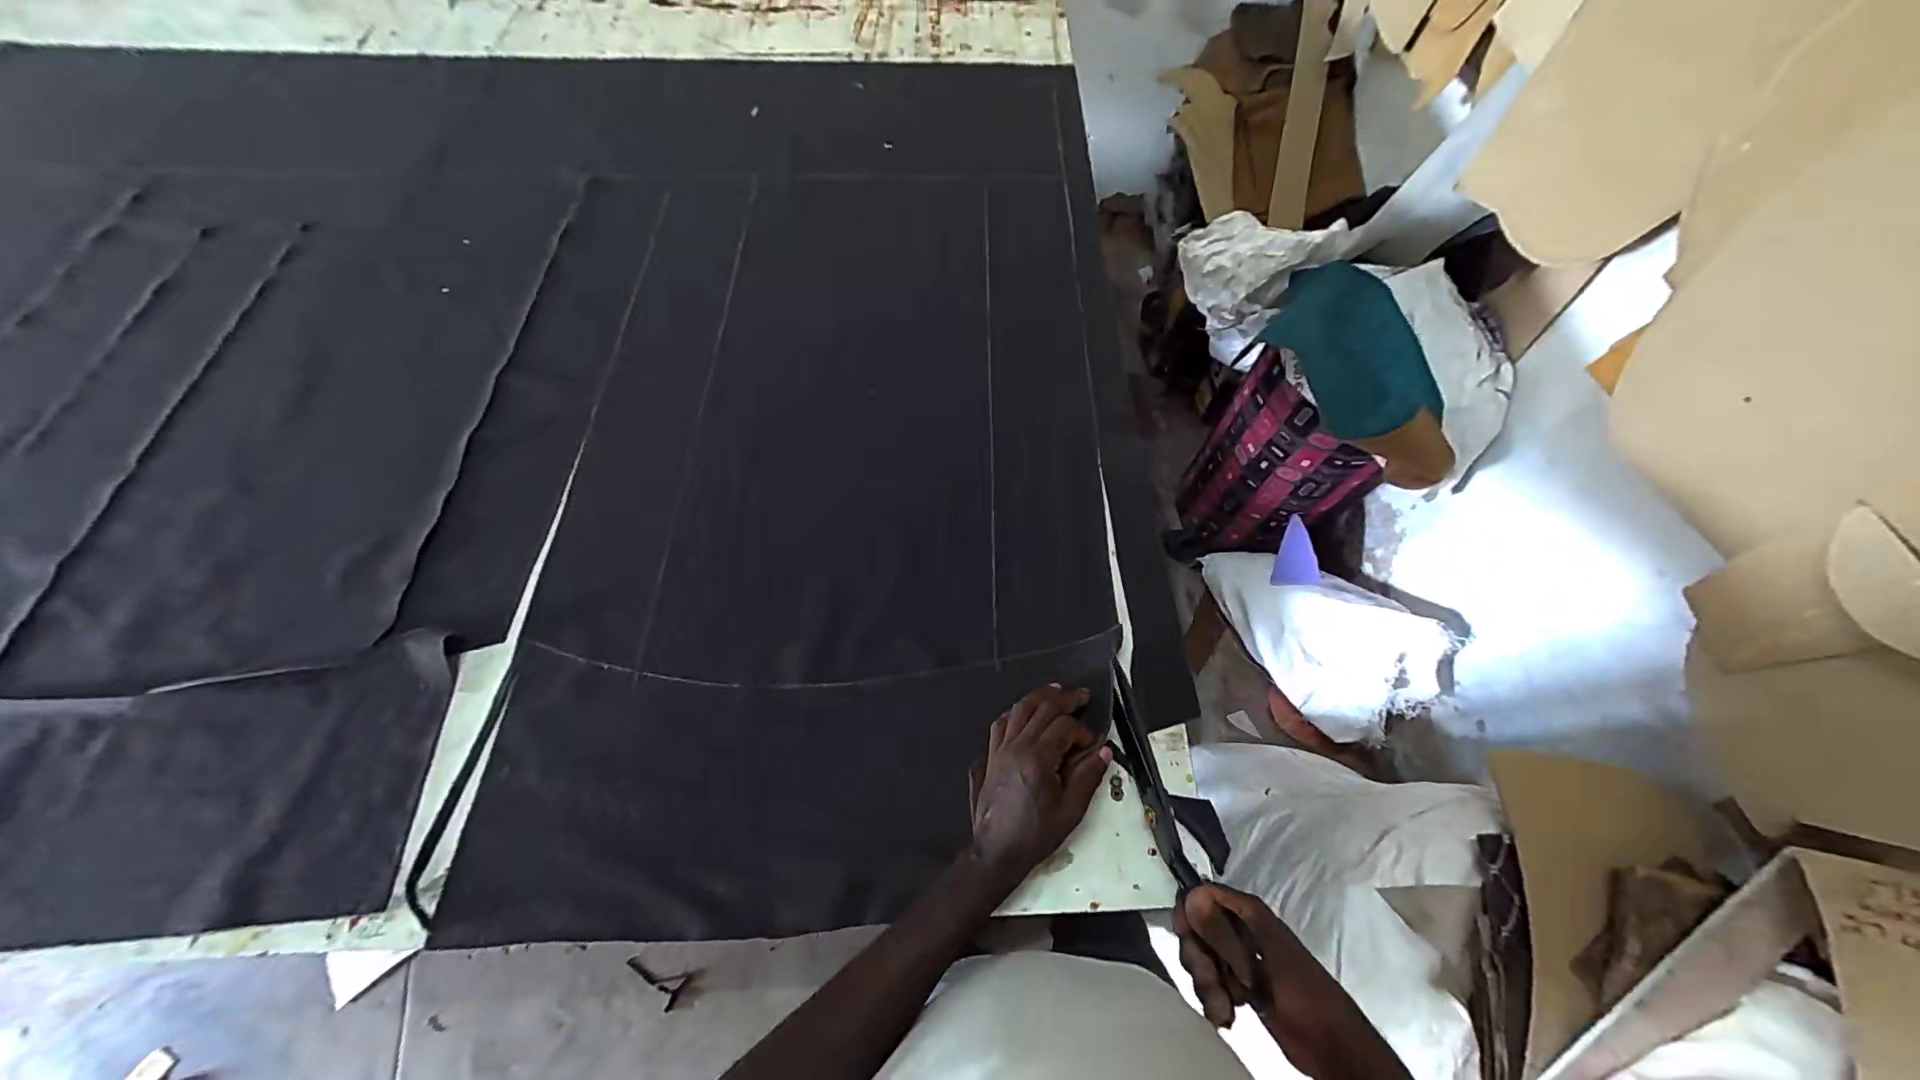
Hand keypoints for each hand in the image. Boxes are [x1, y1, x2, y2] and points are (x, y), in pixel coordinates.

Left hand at [968, 684, 1110, 882]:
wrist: (998, 851)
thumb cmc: (1034, 834)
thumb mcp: (1071, 810)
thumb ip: (1088, 776)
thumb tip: (1103, 752)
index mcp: (1037, 759)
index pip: (1064, 727)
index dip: (1082, 730)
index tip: (1091, 742)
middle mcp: (1016, 748)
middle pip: (1041, 709)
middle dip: (1065, 699)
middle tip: (1081, 696)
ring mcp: (1000, 750)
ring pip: (1018, 711)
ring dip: (1038, 697)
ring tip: (1053, 691)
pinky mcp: (990, 757)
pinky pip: (999, 724)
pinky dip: (1013, 713)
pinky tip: (1021, 712)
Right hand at [1175, 883, 1296, 1027]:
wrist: (1333, 1048)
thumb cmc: (1303, 999)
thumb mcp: (1260, 966)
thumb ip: (1222, 933)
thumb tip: (1190, 899)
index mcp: (1249, 913)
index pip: (1202, 895)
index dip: (1190, 915)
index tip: (1191, 942)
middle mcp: (1241, 930)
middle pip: (1196, 930)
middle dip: (1200, 961)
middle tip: (1216, 983)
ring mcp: (1240, 958)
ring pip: (1201, 959)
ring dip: (1207, 986)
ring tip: (1226, 1009)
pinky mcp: (1240, 984)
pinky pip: (1211, 982)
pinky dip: (1214, 1000)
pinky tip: (1227, 1016)